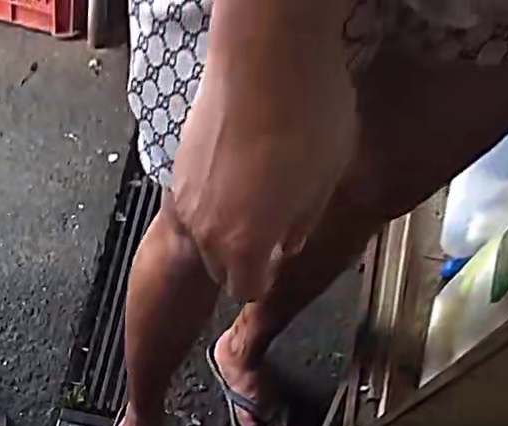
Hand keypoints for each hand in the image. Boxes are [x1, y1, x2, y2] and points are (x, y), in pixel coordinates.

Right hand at [168, 0, 357, 298]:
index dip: (264, 278)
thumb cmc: (305, 112)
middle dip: (242, 258)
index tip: (274, 263)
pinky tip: (235, 168)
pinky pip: (195, 205)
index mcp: (246, 246)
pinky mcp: (180, 175)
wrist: (265, 54)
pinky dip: (212, 199)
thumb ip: (303, 222)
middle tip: (266, 229)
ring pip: (205, 237)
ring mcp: (189, 205)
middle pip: (221, 269)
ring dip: (225, 228)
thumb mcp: (326, 177)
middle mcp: (209, 234)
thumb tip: (289, 240)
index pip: (247, 289)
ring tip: (251, 192)